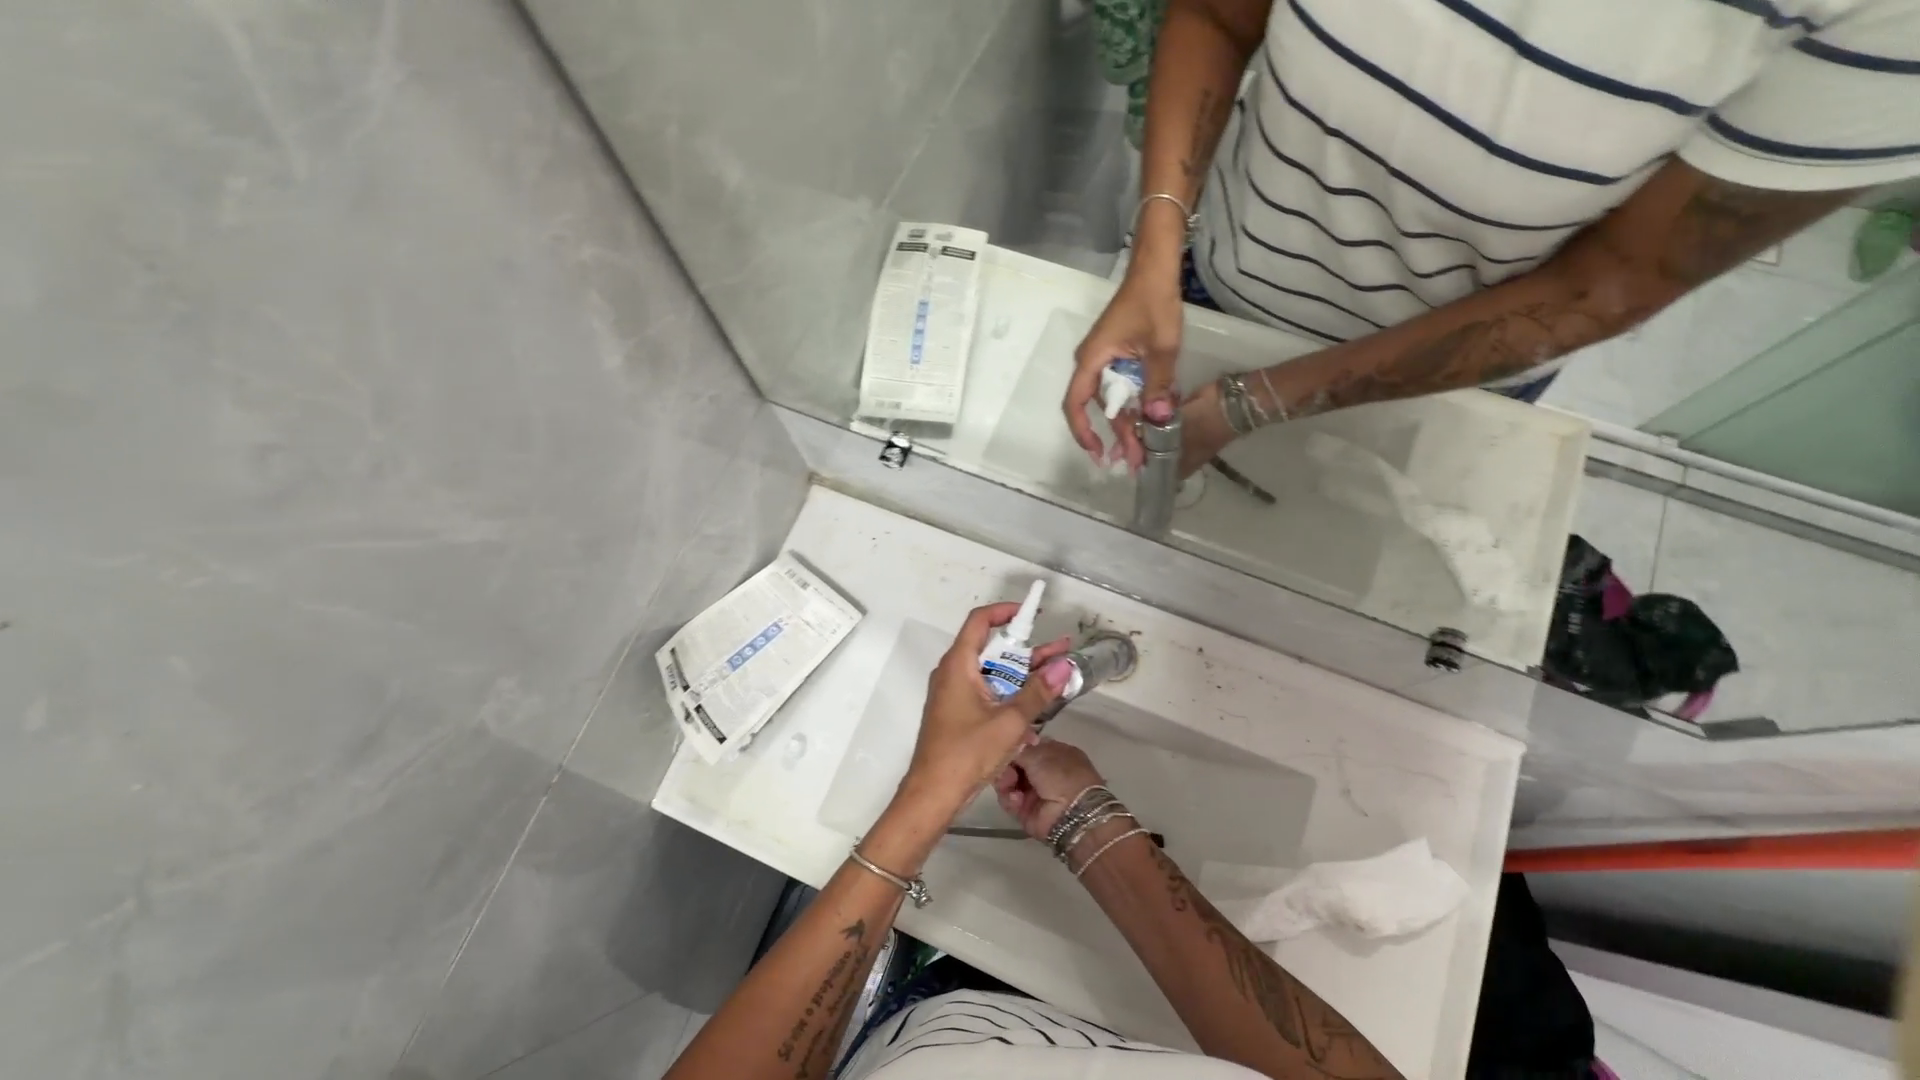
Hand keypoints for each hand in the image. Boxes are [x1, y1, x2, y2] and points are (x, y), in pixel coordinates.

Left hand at [900, 603, 1073, 814]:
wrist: (933, 794)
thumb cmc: (967, 754)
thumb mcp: (1010, 722)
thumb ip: (1037, 692)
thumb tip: (1064, 666)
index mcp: (958, 666)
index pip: (979, 622)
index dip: (1005, 612)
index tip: (1032, 615)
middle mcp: (952, 674)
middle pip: (991, 649)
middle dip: (1027, 649)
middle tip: (1060, 650)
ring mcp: (953, 695)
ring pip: (991, 673)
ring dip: (1022, 674)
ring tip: (1057, 675)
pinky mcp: (957, 714)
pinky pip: (986, 693)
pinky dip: (1010, 694)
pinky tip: (1036, 705)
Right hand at [993, 738, 1106, 840]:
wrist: (1073, 813)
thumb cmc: (1060, 775)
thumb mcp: (1040, 753)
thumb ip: (1020, 748)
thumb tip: (1010, 747)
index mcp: (1056, 754)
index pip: (1030, 746)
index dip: (1017, 746)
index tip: (1006, 746)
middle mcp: (1045, 772)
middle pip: (1016, 764)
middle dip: (1007, 764)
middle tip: (1007, 768)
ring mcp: (1035, 792)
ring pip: (1009, 781)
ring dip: (1006, 781)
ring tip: (1009, 783)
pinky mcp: (1026, 811)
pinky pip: (1009, 800)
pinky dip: (1010, 798)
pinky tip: (1016, 799)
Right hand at [1064, 268, 1184, 471]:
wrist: (1155, 267)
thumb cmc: (1154, 302)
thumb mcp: (1161, 346)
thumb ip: (1157, 384)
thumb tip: (1156, 419)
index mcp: (1092, 360)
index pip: (1075, 404)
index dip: (1083, 432)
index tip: (1098, 453)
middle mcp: (1091, 362)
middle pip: (1097, 407)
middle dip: (1116, 434)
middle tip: (1135, 459)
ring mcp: (1104, 358)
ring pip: (1111, 398)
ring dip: (1126, 421)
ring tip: (1145, 447)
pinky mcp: (1117, 354)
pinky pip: (1121, 385)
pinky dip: (1133, 403)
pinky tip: (1149, 418)